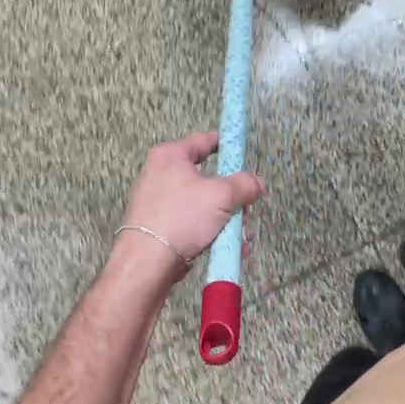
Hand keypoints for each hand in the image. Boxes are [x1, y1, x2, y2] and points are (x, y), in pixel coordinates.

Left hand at [118, 132, 266, 270]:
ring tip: (239, 236)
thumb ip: (244, 184)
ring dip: (227, 219)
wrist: (147, 263)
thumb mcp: (222, 195)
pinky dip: (212, 233)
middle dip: (232, 196)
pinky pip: (194, 224)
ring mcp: (159, 203)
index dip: (226, 144)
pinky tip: (228, 247)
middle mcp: (160, 175)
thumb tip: (257, 183)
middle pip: (208, 178)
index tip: (244, 152)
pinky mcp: (161, 227)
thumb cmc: (181, 218)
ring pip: (204, 205)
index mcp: (170, 156)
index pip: (203, 140)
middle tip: (244, 209)